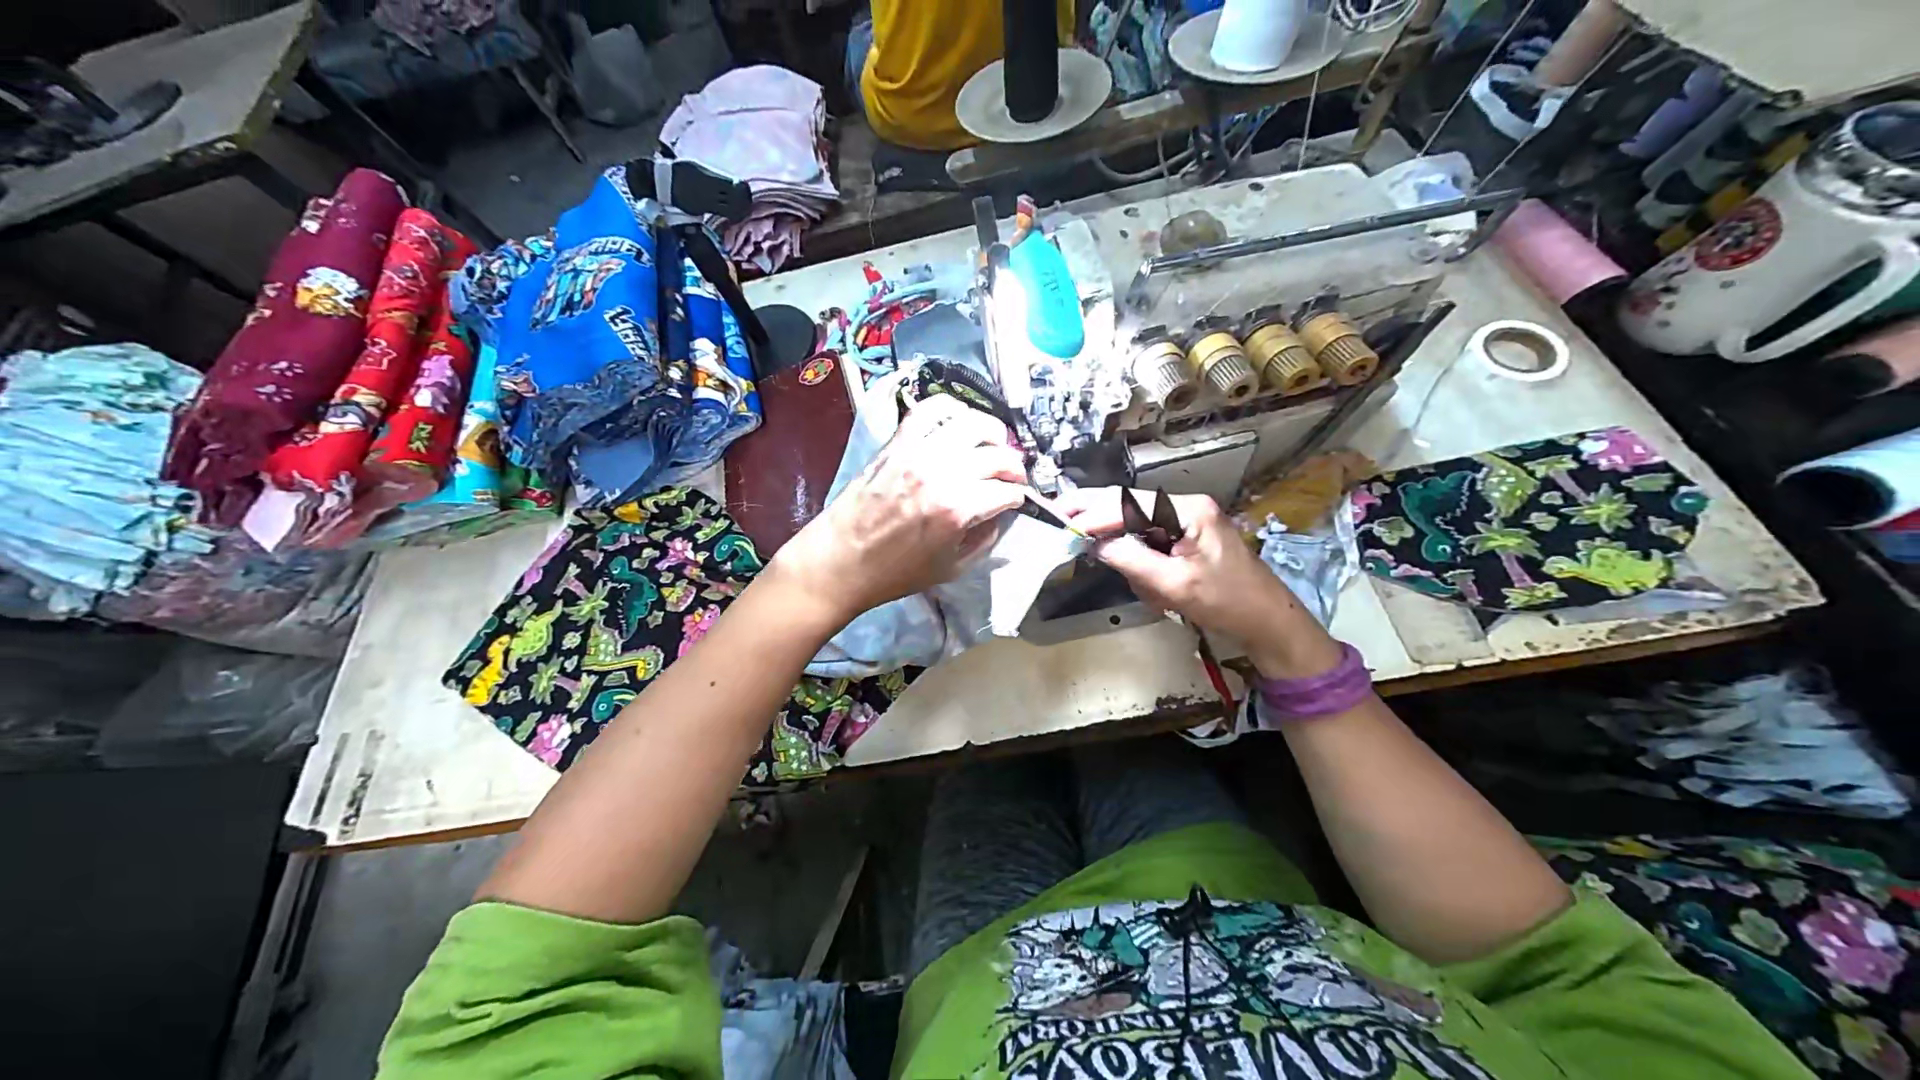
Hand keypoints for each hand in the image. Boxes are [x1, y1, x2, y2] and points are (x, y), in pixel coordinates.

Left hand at [769, 394, 1028, 624]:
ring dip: (992, 431)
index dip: (1018, 496)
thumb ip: (985, 540)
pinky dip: (950, 408)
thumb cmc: (895, 572)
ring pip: (970, 422)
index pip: (1006, 490)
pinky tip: (959, 419)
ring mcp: (917, 453)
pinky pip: (929, 410)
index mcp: (958, 510)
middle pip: (996, 454)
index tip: (1017, 499)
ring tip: (994, 442)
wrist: (842, 560)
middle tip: (1012, 475)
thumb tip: (1000, 514)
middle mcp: (942, 474)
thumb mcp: (952, 568)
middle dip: (1014, 465)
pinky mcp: (897, 444)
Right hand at [1056, 487, 1343, 678]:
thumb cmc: (1227, 602)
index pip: (1128, 503)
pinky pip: (1150, 546)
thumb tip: (1094, 543)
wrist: (1269, 623)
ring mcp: (1187, 523)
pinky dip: (1144, 567)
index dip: (1093, 513)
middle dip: (1099, 518)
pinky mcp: (1186, 541)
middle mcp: (1185, 507)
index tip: (1063, 522)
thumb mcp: (1174, 584)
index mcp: (1187, 509)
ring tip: (1151, 594)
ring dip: (1131, 559)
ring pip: (1136, 530)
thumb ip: (1130, 560)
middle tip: (1061, 514)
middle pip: (1129, 507)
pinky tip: (1159, 594)